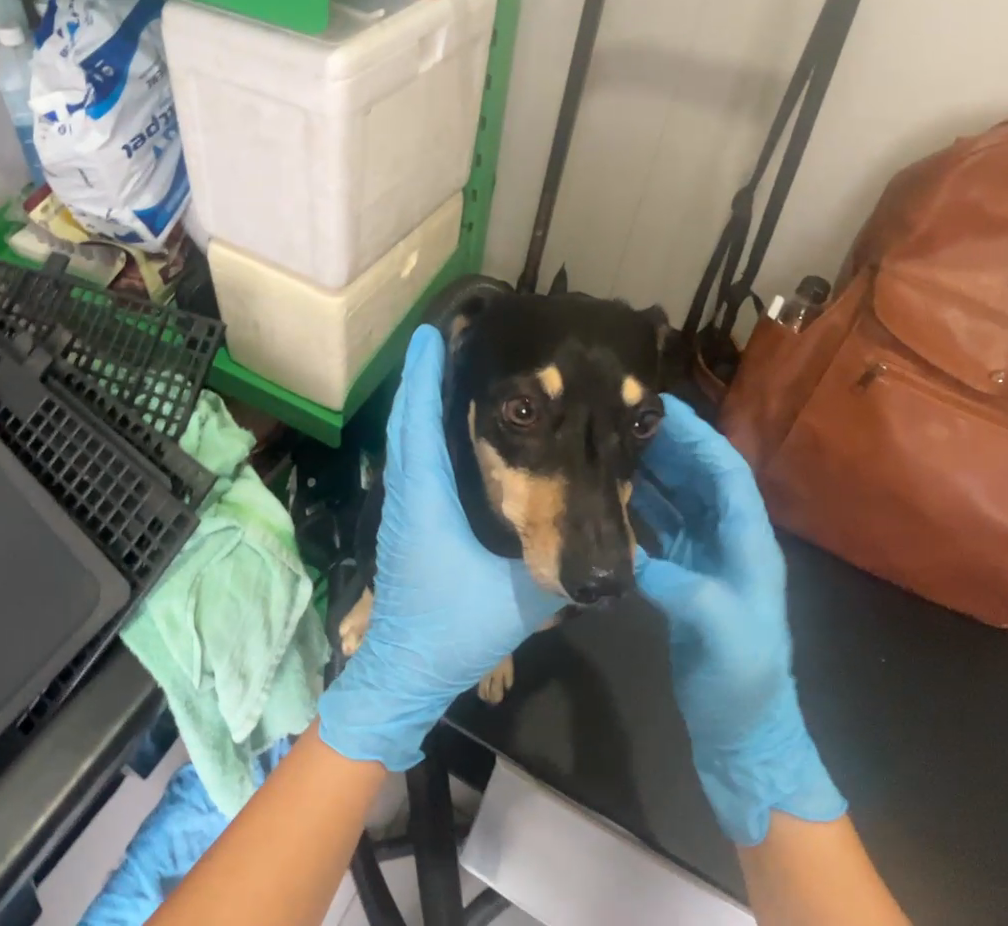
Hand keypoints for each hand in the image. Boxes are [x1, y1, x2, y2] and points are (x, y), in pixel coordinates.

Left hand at [318, 326, 567, 770]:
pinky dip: (422, 433)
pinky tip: (445, 433)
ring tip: (445, 372)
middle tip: (445, 338)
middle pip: (408, 421)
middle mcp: (407, 494)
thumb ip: (558, 566)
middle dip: (423, 377)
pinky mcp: (406, 525)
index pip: (418, 421)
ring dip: (420, 403)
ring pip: (406, 442)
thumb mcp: (517, 599)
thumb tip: (606, 544)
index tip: (432, 332)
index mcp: (425, 499)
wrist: (402, 675)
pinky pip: (411, 463)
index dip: (424, 374)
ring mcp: (402, 510)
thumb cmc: (452, 632)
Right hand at [632, 395, 845, 845]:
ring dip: (649, 471)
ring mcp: (706, 559)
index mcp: (749, 544)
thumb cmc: (745, 682)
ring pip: (678, 499)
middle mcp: (729, 541)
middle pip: (699, 477)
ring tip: (606, 445)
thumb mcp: (724, 635)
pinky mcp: (685, 578)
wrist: (743, 733)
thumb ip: (686, 590)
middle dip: (665, 444)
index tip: (658, 406)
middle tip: (617, 418)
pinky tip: (607, 496)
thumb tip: (634, 558)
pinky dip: (638, 507)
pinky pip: (661, 528)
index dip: (697, 436)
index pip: (727, 473)